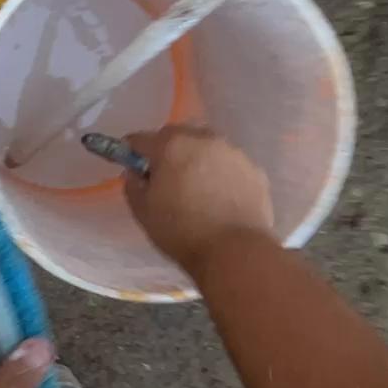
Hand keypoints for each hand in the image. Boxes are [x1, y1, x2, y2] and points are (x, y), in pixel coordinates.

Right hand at [123, 123, 274, 278]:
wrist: (236, 252)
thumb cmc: (181, 230)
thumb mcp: (142, 210)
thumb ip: (133, 184)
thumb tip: (137, 172)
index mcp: (170, 145)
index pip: (140, 139)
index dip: (132, 152)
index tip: (133, 167)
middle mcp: (202, 139)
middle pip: (177, 135)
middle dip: (167, 150)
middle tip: (166, 176)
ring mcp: (233, 153)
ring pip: (206, 146)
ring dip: (197, 159)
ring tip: (197, 187)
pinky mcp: (255, 170)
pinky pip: (229, 164)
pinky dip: (221, 173)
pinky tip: (220, 197)